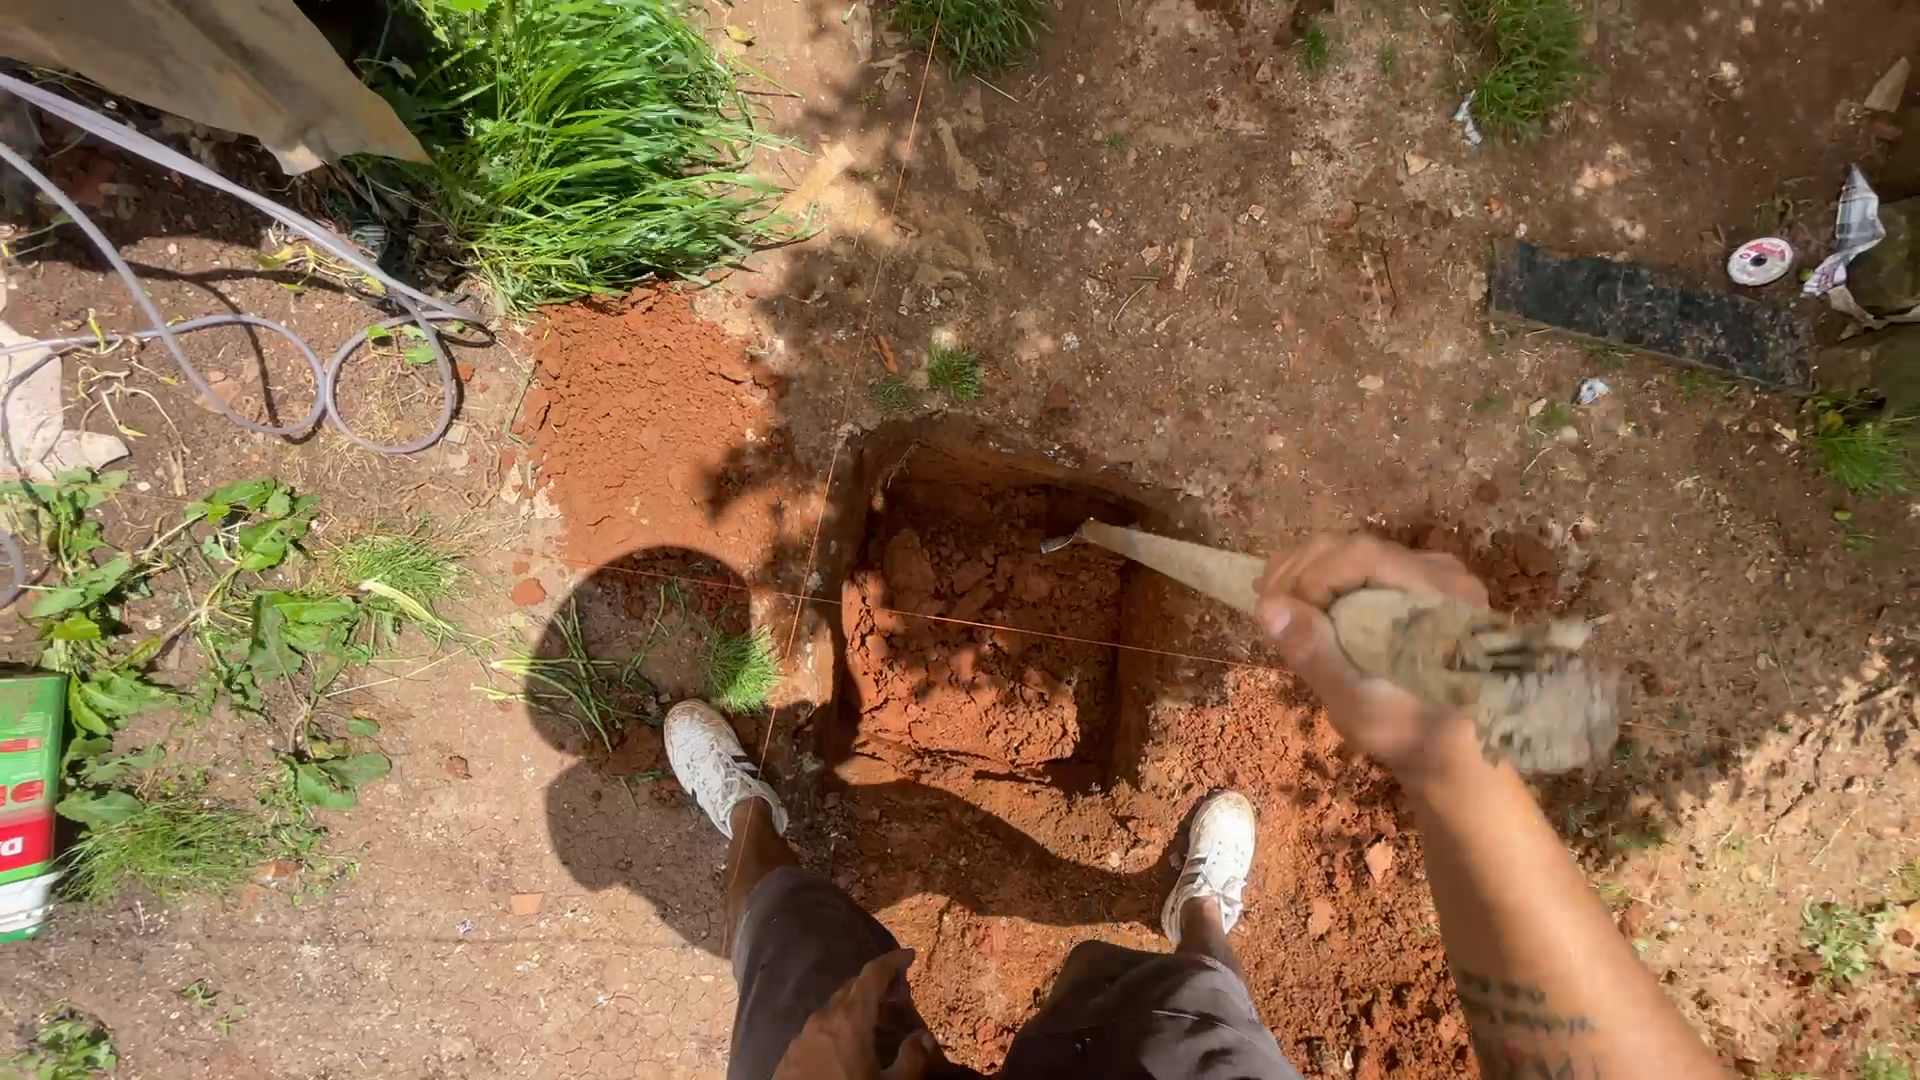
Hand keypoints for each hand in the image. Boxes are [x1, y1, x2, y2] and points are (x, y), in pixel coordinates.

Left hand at [772, 950, 938, 1079]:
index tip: (910, 956)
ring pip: (834, 1006)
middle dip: (877, 984)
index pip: (874, 974)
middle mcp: (825, 1017)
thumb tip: (924, 1037)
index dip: (893, 960)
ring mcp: (803, 1035)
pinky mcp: (790, 1054)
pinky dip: (838, 1023)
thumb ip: (911, 1061)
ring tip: (875, 1019)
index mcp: (850, 1018)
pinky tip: (845, 1044)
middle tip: (898, 993)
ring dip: (856, 1004)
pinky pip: (819, 1027)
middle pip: (854, 986)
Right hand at [1255, 533, 1490, 784]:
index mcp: (1440, 595)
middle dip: (1296, 572)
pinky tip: (1295, 604)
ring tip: (1275, 609)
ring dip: (1298, 574)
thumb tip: (1265, 607)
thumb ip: (1315, 653)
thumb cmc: (1409, 732)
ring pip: (1344, 551)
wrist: (1448, 750)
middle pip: (1348, 547)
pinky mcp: (1406, 583)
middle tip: (1266, 610)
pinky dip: (1314, 579)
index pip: (1361, 555)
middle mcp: (1438, 572)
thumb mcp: (1357, 703)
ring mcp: (1422, 574)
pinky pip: (1351, 565)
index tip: (1283, 617)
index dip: (1310, 577)